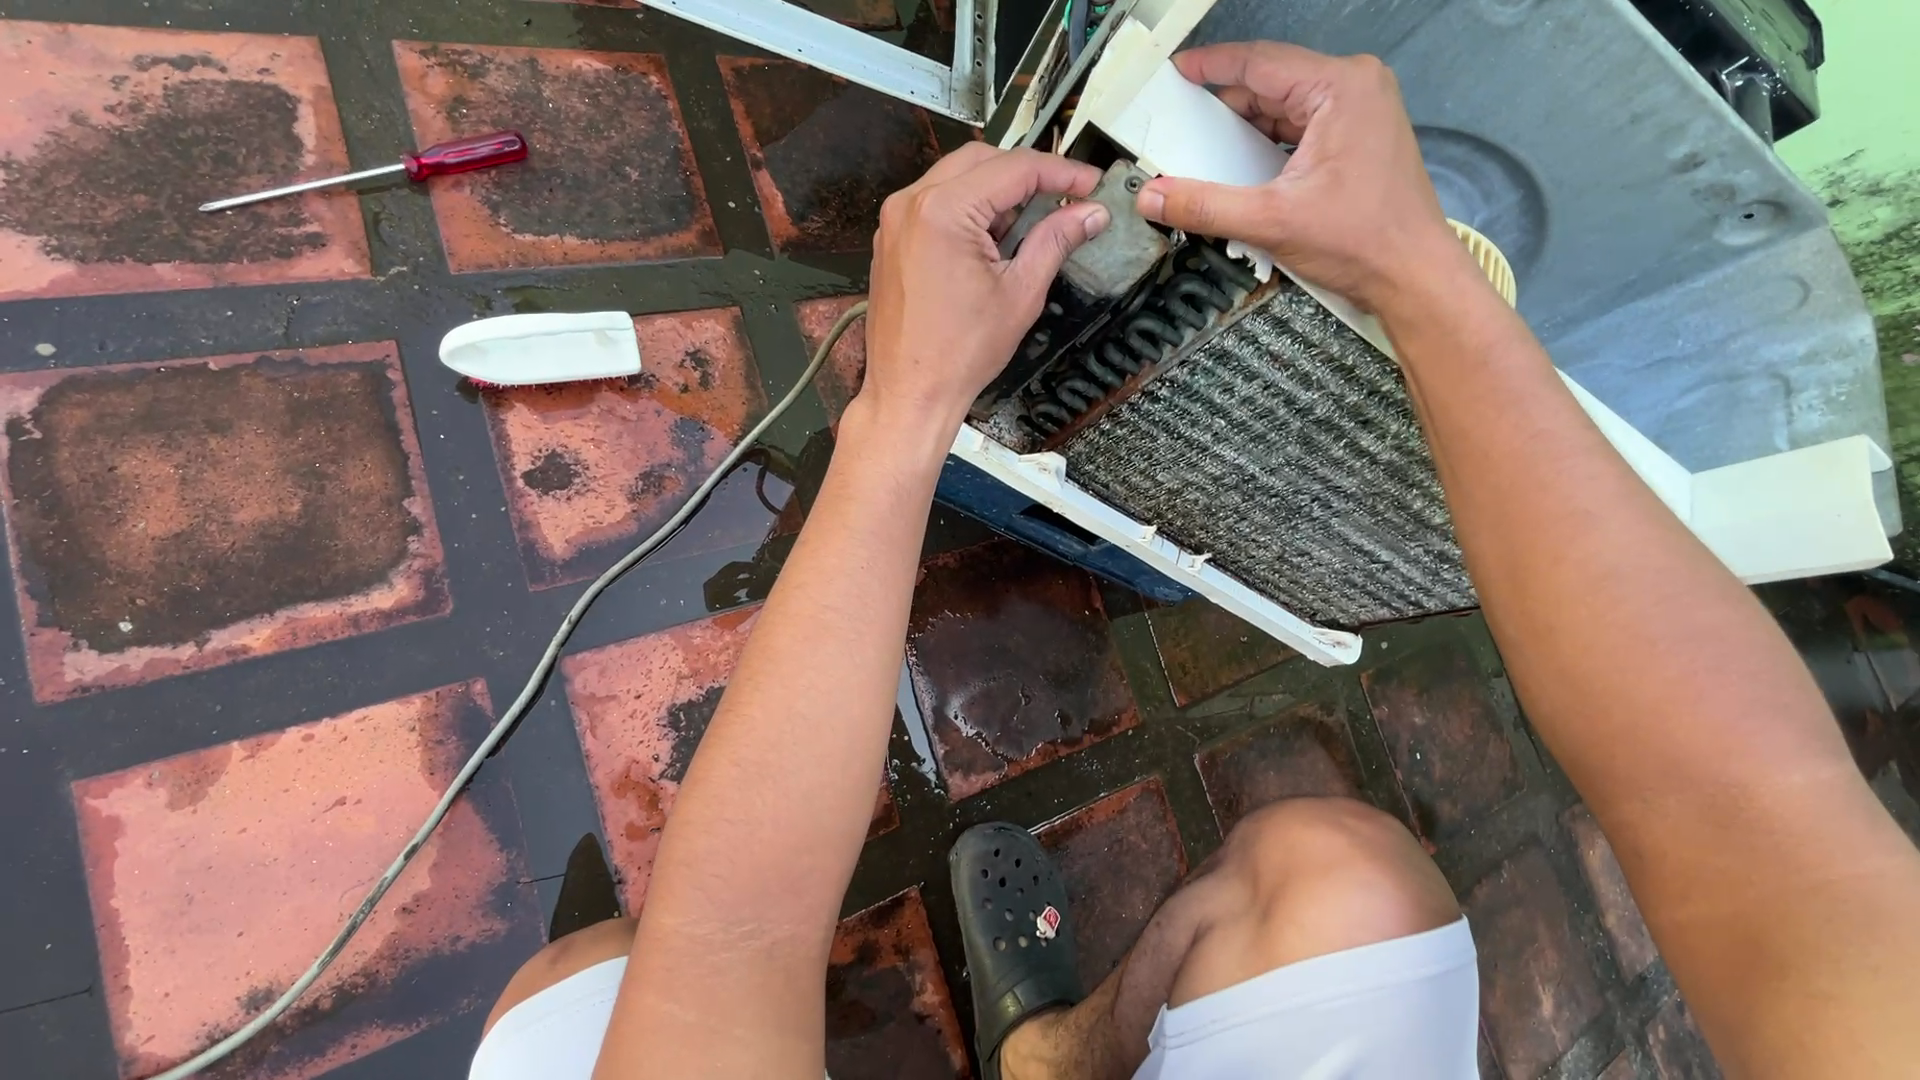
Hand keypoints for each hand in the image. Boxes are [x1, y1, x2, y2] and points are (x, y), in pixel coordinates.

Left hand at [859, 144, 1107, 433]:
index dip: (1060, 172)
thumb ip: (1055, 242)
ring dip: (997, 192)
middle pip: (982, 161)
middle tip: (1065, 199)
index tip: (1088, 184)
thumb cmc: (955, 357)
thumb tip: (1087, 214)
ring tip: (1030, 226)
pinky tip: (993, 240)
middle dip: (1027, 176)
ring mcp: (895, 222)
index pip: (1014, 168)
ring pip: (957, 179)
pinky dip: (968, 210)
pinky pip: (935, 204)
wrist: (910, 394)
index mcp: (942, 212)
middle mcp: (910, 206)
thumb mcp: (1020, 294)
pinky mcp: (891, 240)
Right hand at [1134, 43, 1464, 313]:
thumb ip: (1204, 206)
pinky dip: (1266, 147)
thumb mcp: (1269, 221)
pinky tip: (1241, 170)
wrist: (1411, 274)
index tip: (1176, 71)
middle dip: (1223, 107)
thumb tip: (1153, 197)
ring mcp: (1359, 113)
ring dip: (1244, 131)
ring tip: (1205, 152)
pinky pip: (1298, 130)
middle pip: (1270, 85)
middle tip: (1180, 125)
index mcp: (1340, 87)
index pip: (1259, 62)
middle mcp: (1354, 88)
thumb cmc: (1361, 240)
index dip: (1211, 65)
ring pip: (1283, 109)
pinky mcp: (1356, 140)